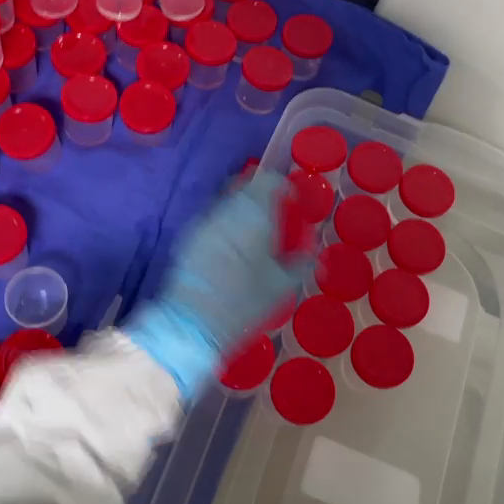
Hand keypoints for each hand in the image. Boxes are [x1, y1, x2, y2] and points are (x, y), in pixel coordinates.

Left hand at [125, 174, 311, 396]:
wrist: (193, 323)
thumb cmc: (244, 303)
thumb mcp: (282, 287)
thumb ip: (301, 263)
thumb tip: (313, 255)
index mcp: (254, 215)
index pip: (269, 181)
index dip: (284, 186)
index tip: (293, 202)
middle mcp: (227, 211)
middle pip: (246, 187)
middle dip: (263, 197)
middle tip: (276, 217)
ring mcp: (205, 222)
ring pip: (228, 202)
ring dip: (243, 210)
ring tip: (254, 234)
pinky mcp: (189, 236)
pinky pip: (213, 219)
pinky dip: (226, 225)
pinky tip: (232, 247)